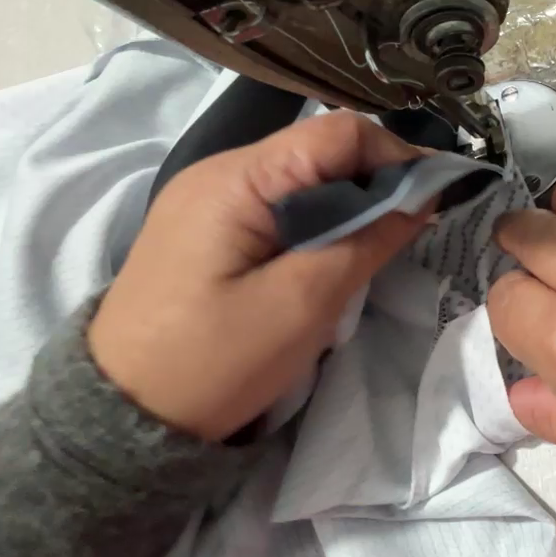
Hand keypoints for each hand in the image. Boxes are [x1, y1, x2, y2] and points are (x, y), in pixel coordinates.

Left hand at [90, 112, 429, 440]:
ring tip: (387, 237)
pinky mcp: (216, 224)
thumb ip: (372, 237)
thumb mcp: (307, 300)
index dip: (398, 156)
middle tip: (418, 222)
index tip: (434, 198)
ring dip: (358, 198)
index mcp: (237, 181)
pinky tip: (345, 246)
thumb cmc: (215, 360)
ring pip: (313, 172)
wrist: (121, 424)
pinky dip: (331, 213)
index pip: (341, 133)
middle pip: (328, 147)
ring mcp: (215, 198)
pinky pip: (291, 197)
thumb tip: (428, 194)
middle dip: (383, 178)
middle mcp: (223, 173)